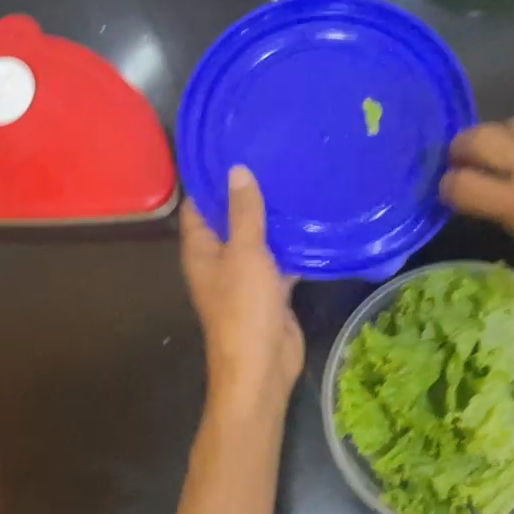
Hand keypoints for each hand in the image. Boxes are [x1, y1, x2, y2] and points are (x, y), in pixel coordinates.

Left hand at [181, 166, 303, 415]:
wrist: (262, 366)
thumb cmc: (244, 308)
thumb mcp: (244, 253)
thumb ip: (244, 212)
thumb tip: (237, 169)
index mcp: (200, 250)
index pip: (198, 206)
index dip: (211, 180)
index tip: (233, 147)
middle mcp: (219, 261)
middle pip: (230, 221)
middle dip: (248, 194)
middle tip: (274, 156)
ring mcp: (246, 278)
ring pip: (258, 240)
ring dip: (273, 219)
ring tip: (297, 180)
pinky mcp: (271, 292)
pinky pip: (281, 261)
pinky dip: (294, 246)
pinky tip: (315, 222)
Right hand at [440, 118, 513, 302]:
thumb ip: (508, 218)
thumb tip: (482, 199)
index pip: (462, 183)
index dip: (446, 187)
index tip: (446, 193)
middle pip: (479, 137)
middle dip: (460, 149)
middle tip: (460, 162)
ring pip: (512, 124)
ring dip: (496, 139)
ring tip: (498, 157)